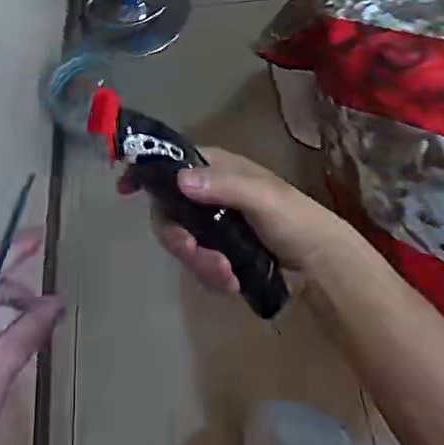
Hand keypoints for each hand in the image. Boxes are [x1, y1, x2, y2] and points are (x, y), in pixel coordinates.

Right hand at [123, 147, 352, 296]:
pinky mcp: (220, 252)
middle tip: (194, 253)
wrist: (320, 265)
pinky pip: (197, 263)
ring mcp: (214, 224)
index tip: (124, 187)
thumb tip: (180, 181)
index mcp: (217, 168)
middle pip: (169, 210)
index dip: (146, 172)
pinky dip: (210, 275)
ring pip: (182, 241)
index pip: (173, 161)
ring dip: (198, 262)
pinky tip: (232, 282)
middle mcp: (210, 192)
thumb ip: (224, 187)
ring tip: (226, 275)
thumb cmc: (294, 218)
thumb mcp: (263, 197)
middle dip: (179, 237)